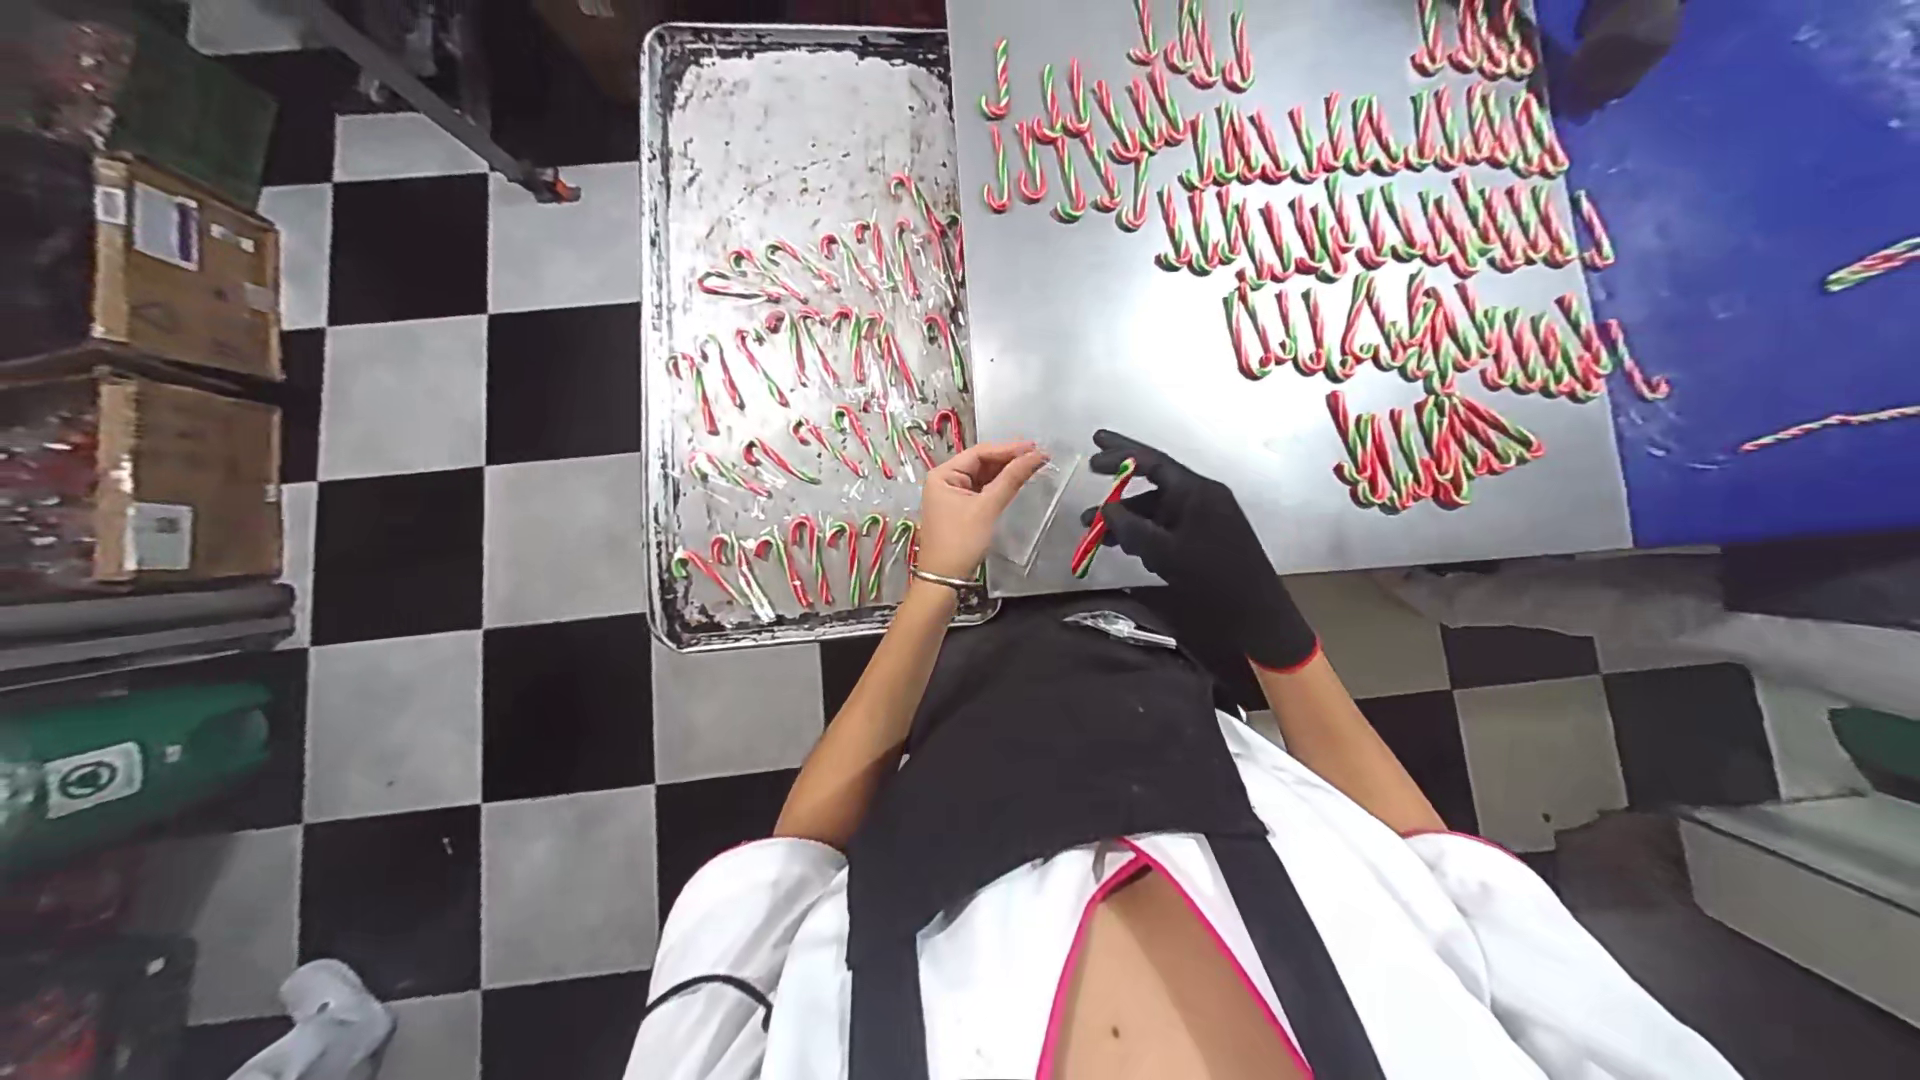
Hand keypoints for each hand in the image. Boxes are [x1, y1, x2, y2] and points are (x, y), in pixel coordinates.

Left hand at [917, 440, 1048, 579]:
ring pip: (983, 476)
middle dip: (1009, 458)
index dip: (1008, 448)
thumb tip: (1036, 455)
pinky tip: (1017, 480)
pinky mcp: (960, 508)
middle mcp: (945, 480)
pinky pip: (982, 490)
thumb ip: (1011, 479)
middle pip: (981, 462)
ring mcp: (952, 494)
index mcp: (943, 474)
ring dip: (1006, 471)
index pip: (979, 453)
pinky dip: (999, 485)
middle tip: (1038, 454)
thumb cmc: (961, 542)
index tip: (1035, 447)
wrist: (944, 579)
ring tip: (1033, 464)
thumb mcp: (987, 508)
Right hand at [1081, 430, 1316, 671]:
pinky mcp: (1200, 540)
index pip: (1155, 462)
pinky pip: (1164, 529)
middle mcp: (1199, 499)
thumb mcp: (1166, 553)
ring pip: (1155, 511)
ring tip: (1096, 534)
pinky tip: (1125, 549)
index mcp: (1197, 492)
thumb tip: (1106, 510)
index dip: (1121, 455)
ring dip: (1126, 520)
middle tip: (1090, 468)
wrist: (1255, 614)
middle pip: (1152, 483)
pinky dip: (1143, 535)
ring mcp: (1200, 520)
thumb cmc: (1214, 578)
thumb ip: (1132, 529)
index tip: (1093, 452)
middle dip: (1120, 481)